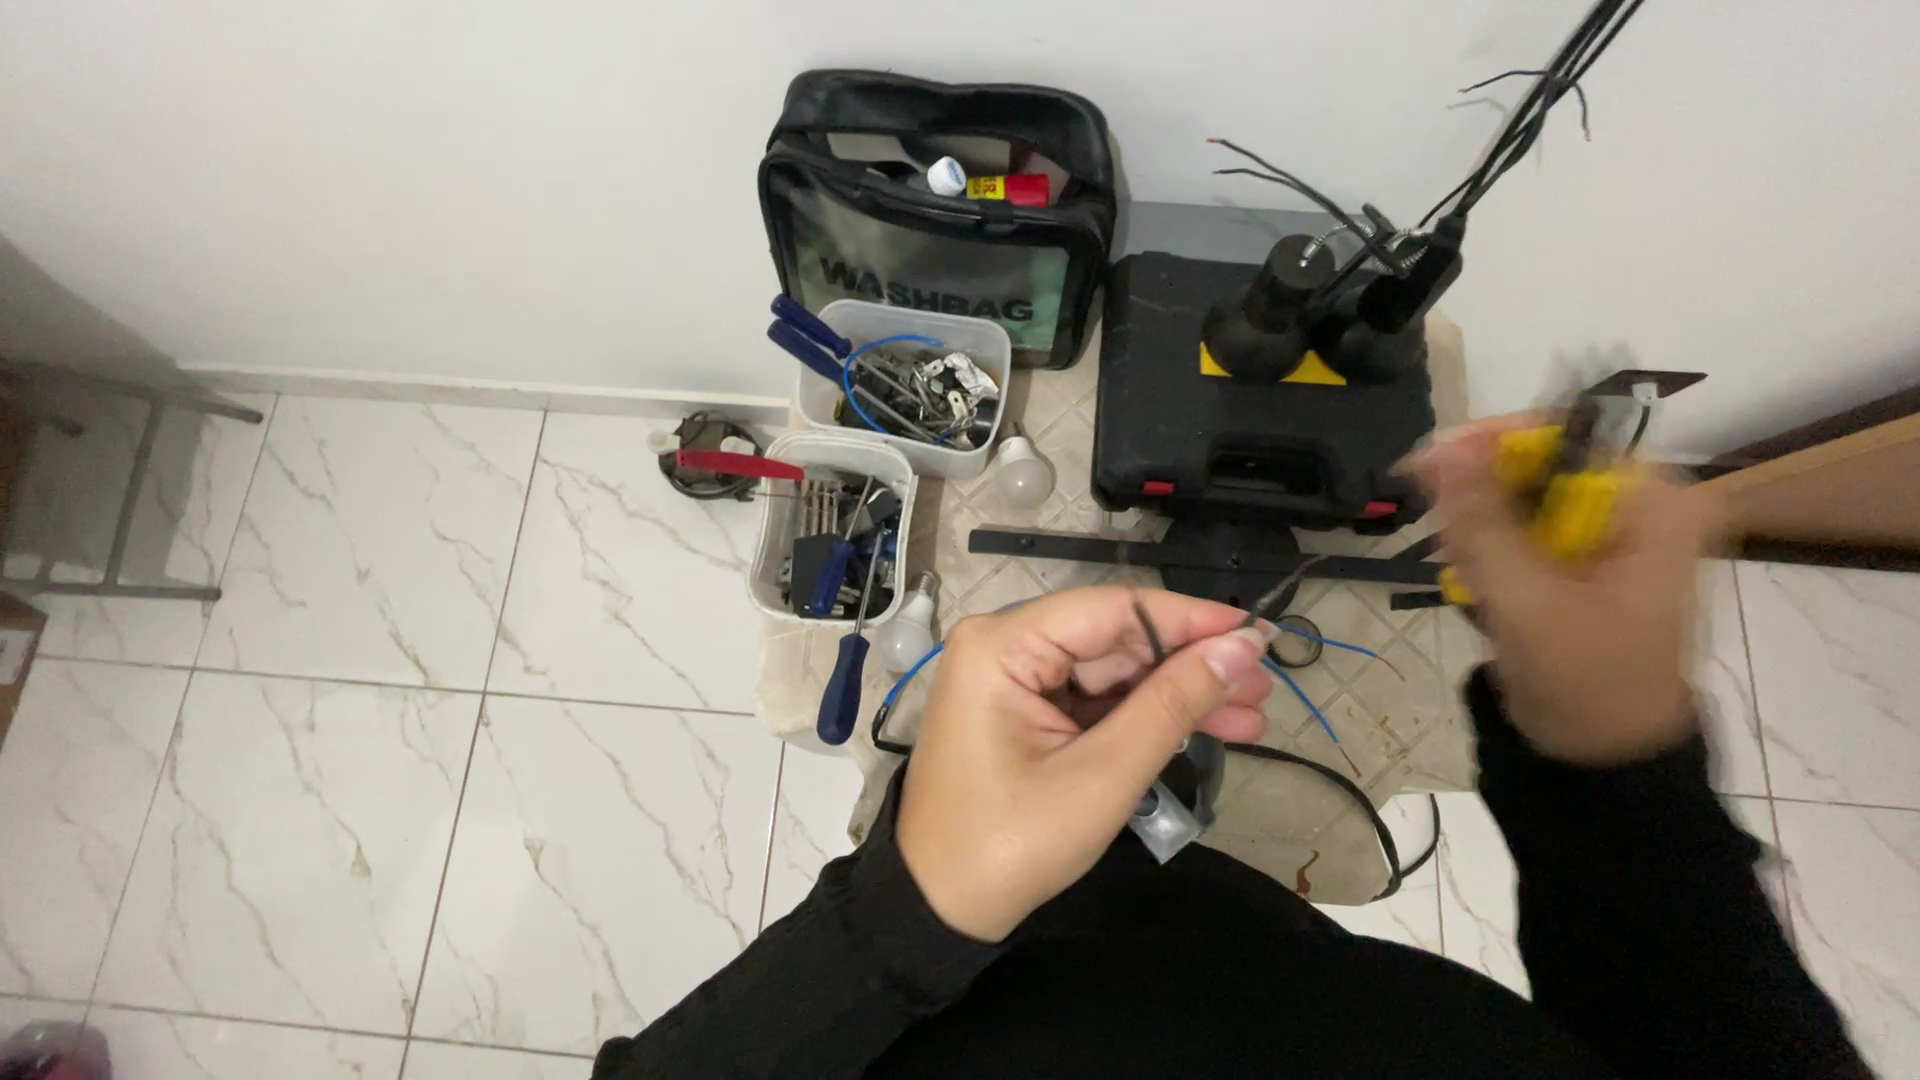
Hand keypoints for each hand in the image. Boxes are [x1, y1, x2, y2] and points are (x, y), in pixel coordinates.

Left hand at [895, 587, 1271, 941]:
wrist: (941, 907)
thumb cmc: (1011, 844)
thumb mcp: (1101, 776)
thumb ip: (1172, 705)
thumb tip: (1240, 648)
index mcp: (1002, 644)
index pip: (1113, 609)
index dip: (1189, 619)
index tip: (1256, 634)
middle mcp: (1003, 644)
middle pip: (1115, 638)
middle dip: (1189, 665)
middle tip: (1261, 690)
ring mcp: (1011, 675)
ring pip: (1111, 669)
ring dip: (1175, 693)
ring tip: (1248, 717)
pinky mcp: (1022, 706)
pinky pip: (1093, 697)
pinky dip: (1143, 714)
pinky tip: (1202, 727)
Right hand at [1410, 415, 1721, 764]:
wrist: (1597, 750)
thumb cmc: (1583, 677)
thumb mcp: (1527, 598)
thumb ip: (1481, 521)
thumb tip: (1437, 451)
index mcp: (1651, 503)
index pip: (1566, 434)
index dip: (1492, 441)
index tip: (1426, 462)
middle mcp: (1630, 505)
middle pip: (1531, 464)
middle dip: (1477, 500)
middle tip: (1442, 540)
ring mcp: (1597, 533)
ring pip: (1508, 497)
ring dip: (1473, 534)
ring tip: (1468, 582)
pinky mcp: (1567, 559)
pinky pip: (1507, 529)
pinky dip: (1479, 554)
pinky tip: (1476, 590)